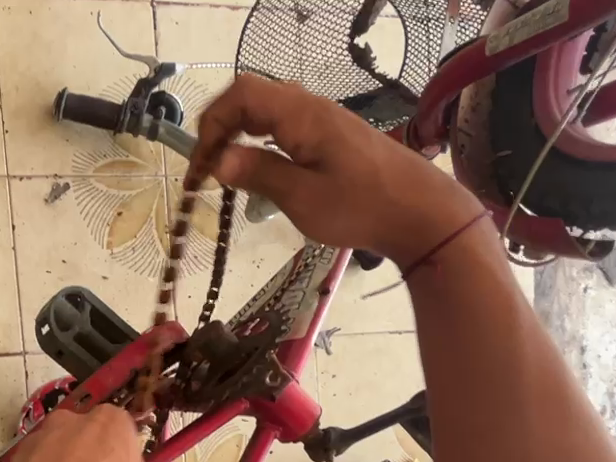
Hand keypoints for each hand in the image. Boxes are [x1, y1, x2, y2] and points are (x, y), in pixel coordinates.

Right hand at [188, 76, 483, 265]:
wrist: (416, 211)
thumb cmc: (359, 206)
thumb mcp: (301, 197)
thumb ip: (258, 173)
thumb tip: (217, 160)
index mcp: (301, 115)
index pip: (241, 95)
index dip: (211, 126)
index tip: (200, 168)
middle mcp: (308, 107)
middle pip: (249, 98)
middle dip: (217, 130)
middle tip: (203, 173)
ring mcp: (319, 119)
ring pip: (263, 111)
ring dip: (235, 136)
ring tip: (221, 175)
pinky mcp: (326, 135)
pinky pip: (280, 125)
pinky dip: (255, 142)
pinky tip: (252, 171)